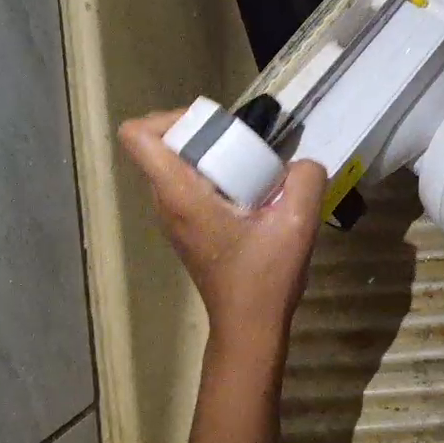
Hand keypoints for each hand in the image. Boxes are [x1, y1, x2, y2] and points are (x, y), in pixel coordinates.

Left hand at [119, 111, 327, 346]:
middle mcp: (166, 203)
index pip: (138, 136)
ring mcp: (173, 218)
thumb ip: (306, 179)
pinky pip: (188, 185)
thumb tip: (300, 164)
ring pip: (175, 165)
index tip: (214, 127)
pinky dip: (214, 178)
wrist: (250, 326)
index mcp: (180, 195)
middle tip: (242, 146)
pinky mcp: (186, 229)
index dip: (170, 117)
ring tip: (250, 169)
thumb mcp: (298, 222)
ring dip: (209, 156)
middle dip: (200, 134)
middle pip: (160, 145)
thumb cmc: (265, 277)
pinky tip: (250, 195)